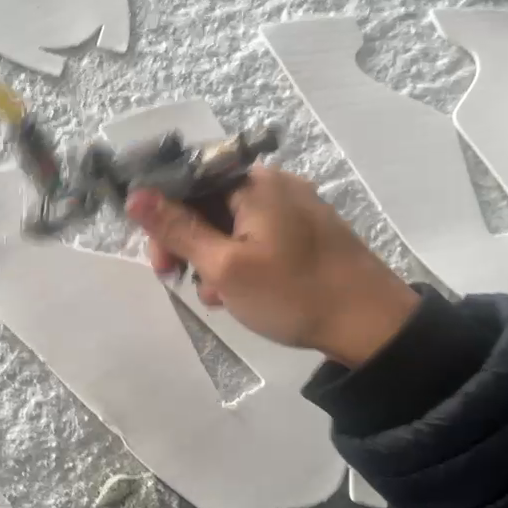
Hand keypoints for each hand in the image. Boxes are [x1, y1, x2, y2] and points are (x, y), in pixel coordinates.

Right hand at [126, 167, 419, 367]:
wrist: (373, 325)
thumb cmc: (292, 293)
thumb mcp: (224, 266)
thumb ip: (177, 229)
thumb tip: (134, 195)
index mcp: (254, 183)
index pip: (186, 182)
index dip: (161, 217)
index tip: (158, 260)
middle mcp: (274, 184)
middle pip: (206, 202)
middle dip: (185, 242)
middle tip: (179, 281)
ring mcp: (293, 207)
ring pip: (227, 223)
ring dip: (209, 257)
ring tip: (216, 295)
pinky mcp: (305, 231)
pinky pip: (253, 235)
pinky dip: (237, 259)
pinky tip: (237, 292)